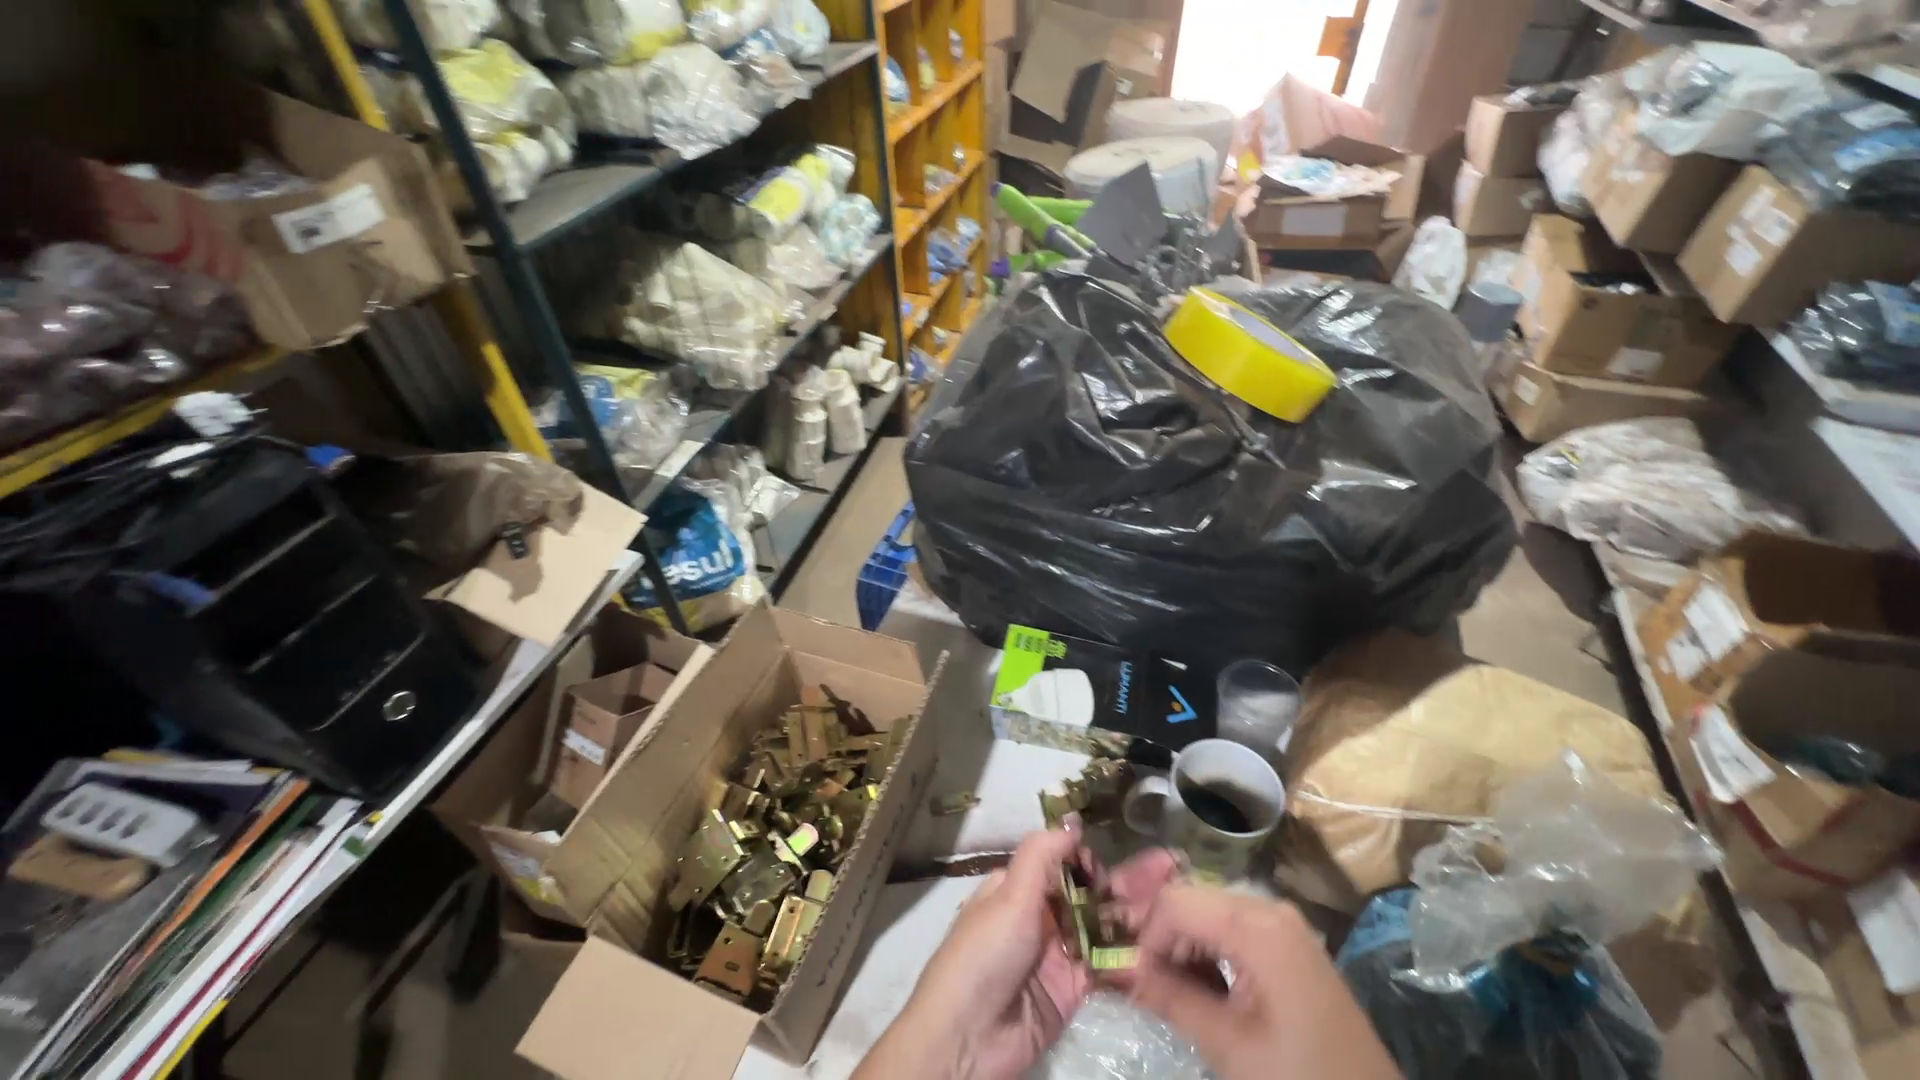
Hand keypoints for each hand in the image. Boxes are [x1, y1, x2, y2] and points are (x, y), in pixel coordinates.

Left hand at [854, 827, 1178, 1079]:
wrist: (967, 1038)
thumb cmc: (984, 955)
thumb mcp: (1009, 895)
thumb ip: (1042, 855)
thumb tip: (1072, 821)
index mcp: (1018, 890)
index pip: (1064, 866)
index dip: (1092, 863)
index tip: (1117, 865)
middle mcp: (1040, 918)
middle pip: (1091, 895)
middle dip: (1129, 883)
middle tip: (1173, 868)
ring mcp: (1058, 955)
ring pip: (1104, 928)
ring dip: (1139, 915)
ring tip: (1179, 903)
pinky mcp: (1073, 991)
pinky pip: (1106, 967)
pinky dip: (1132, 957)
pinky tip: (1164, 944)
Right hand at [1129, 886, 1402, 1079]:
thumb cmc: (1301, 1077)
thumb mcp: (1230, 1046)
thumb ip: (1172, 1000)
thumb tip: (1123, 973)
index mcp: (1257, 926)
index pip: (1174, 902)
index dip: (1145, 937)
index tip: (1134, 980)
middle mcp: (1269, 909)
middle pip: (1191, 901)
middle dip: (1161, 938)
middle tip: (1145, 987)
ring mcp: (1283, 924)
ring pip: (1209, 913)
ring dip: (1182, 947)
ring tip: (1171, 993)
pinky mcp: (1289, 944)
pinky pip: (1233, 928)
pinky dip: (1208, 951)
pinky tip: (1203, 988)